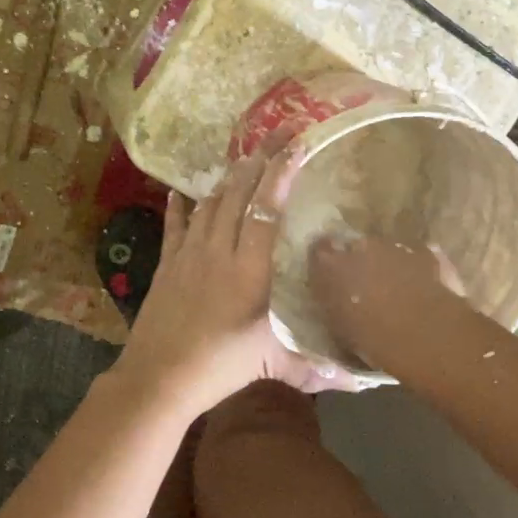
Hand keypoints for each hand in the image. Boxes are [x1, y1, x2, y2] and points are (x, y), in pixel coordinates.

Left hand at [114, 141, 353, 415]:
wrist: (158, 377)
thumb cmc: (219, 367)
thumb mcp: (272, 363)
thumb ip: (315, 367)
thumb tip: (359, 383)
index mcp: (249, 269)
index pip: (266, 209)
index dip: (281, 175)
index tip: (296, 146)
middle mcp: (218, 251)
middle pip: (238, 195)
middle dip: (258, 160)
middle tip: (276, 134)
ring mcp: (189, 255)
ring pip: (209, 205)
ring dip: (227, 179)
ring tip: (244, 159)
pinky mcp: (167, 266)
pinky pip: (175, 227)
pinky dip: (180, 207)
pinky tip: (179, 192)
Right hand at [308, 237, 465, 368]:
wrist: (417, 332)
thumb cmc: (366, 336)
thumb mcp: (335, 325)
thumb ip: (331, 303)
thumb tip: (334, 300)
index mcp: (328, 264)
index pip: (319, 250)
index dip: (326, 261)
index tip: (330, 274)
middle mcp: (357, 246)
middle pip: (354, 247)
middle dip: (358, 261)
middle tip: (365, 286)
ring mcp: (391, 246)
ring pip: (384, 250)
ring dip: (386, 264)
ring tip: (395, 290)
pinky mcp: (422, 252)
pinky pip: (413, 257)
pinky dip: (414, 268)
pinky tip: (420, 288)